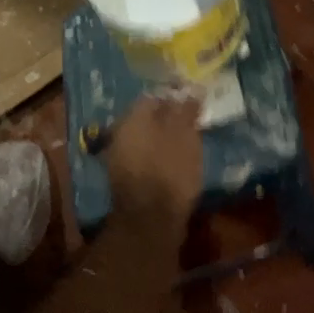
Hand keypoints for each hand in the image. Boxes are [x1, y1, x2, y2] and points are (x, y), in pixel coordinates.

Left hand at [101, 94, 204, 223]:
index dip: (175, 97)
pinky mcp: (125, 182)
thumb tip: (190, 90)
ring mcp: (119, 161)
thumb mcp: (185, 134)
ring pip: (146, 139)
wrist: (150, 222)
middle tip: (193, 122)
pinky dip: (159, 157)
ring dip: (164, 138)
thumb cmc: (170, 170)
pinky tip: (176, 162)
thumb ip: (186, 109)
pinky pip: (145, 158)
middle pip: (148, 119)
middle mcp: (120, 136)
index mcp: (131, 119)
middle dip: (168, 118)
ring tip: (188, 143)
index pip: (154, 97)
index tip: (194, 103)